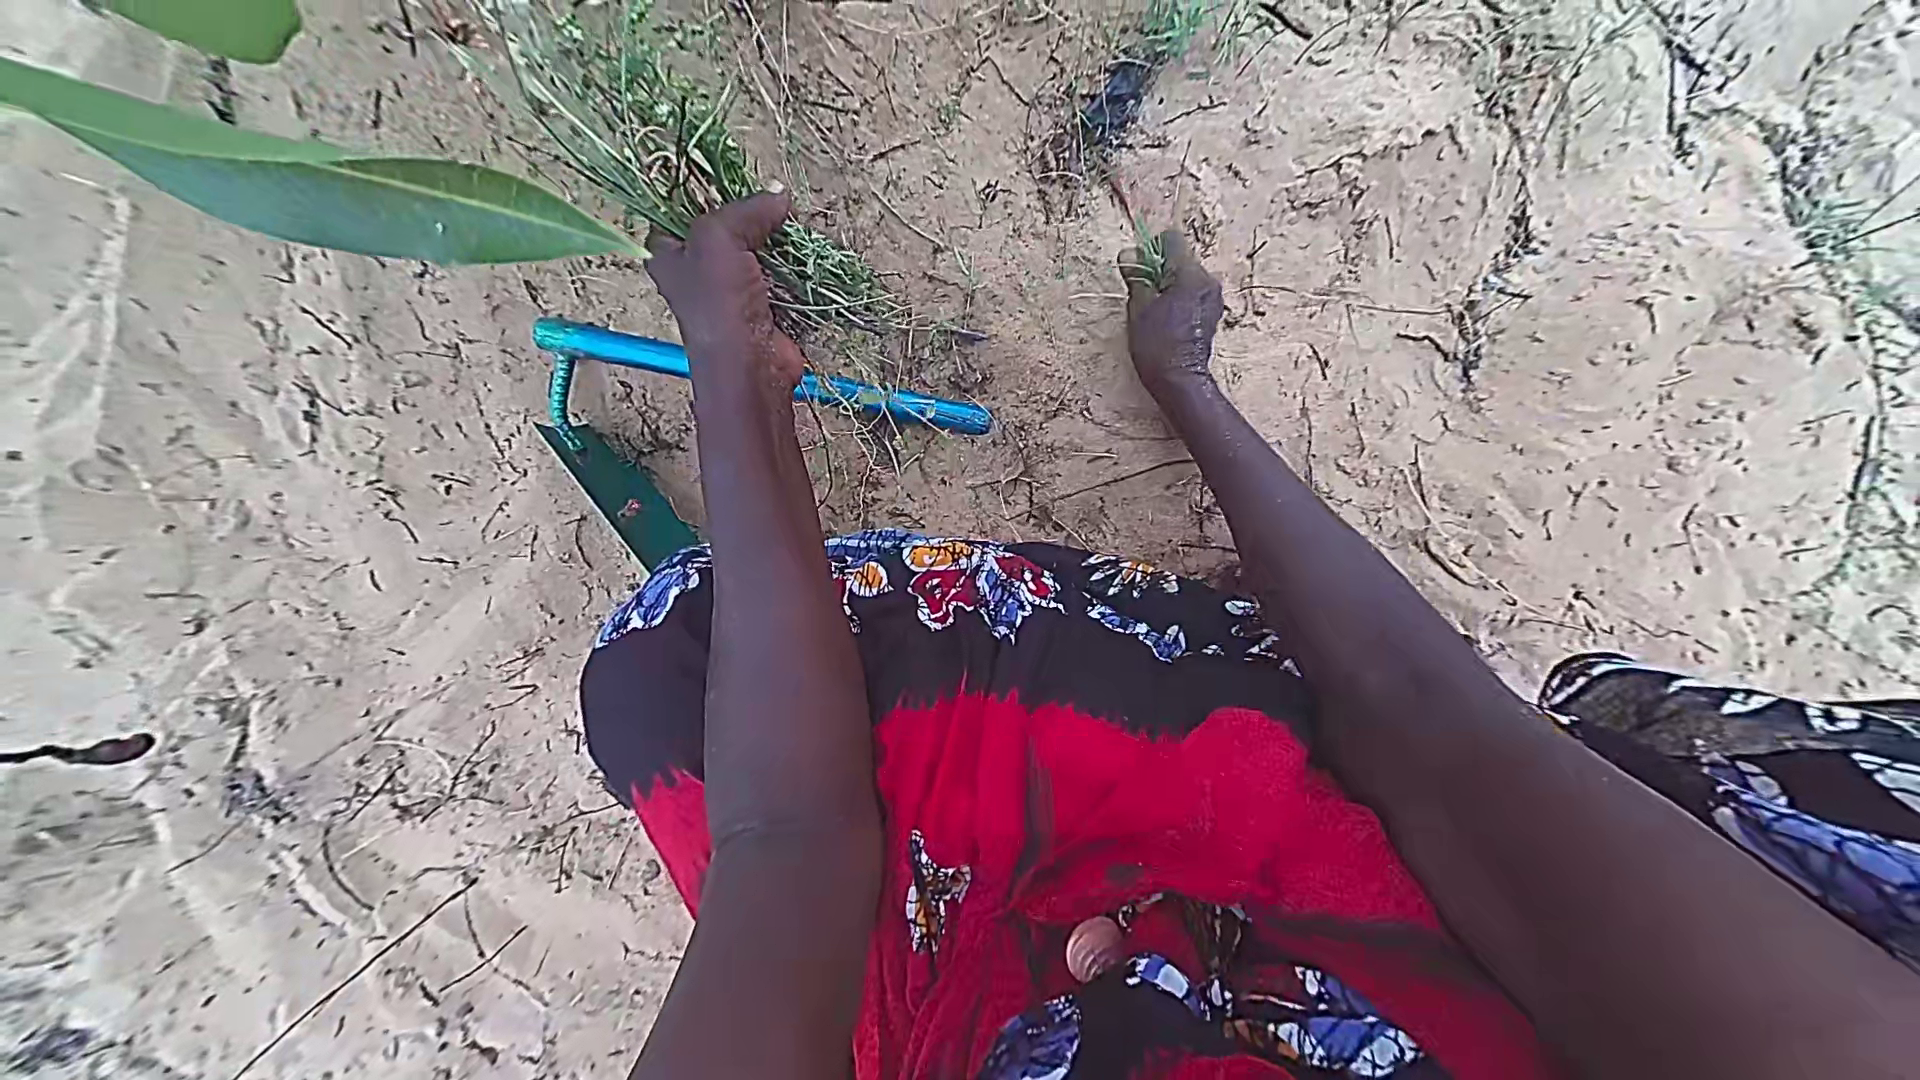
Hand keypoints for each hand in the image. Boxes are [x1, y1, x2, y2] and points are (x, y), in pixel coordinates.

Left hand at [645, 192, 805, 392]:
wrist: (751, 364)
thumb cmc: (720, 303)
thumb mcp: (719, 238)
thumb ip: (746, 210)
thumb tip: (781, 197)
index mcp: (669, 254)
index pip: (680, 209)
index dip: (704, 191)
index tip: (733, 176)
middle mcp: (698, 272)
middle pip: (726, 229)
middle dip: (751, 218)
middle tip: (772, 206)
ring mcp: (733, 292)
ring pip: (756, 252)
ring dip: (776, 243)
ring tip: (791, 227)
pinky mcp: (764, 308)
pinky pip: (779, 277)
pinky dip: (792, 267)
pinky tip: (802, 255)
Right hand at [1118, 230, 1223, 391]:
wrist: (1180, 381)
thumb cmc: (1157, 346)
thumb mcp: (1139, 309)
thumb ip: (1136, 277)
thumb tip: (1128, 254)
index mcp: (1189, 274)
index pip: (1171, 240)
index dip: (1150, 250)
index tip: (1138, 270)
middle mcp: (1207, 280)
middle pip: (1180, 260)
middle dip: (1160, 272)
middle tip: (1142, 296)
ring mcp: (1213, 298)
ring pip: (1187, 278)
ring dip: (1169, 287)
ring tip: (1154, 313)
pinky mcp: (1213, 314)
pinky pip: (1193, 295)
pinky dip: (1179, 301)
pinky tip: (1167, 322)